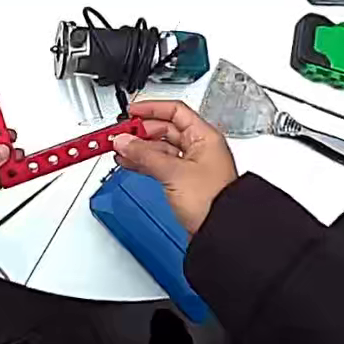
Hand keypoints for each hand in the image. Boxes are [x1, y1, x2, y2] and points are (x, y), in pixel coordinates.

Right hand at [110, 100, 238, 233]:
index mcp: (203, 137)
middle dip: (140, 131)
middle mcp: (198, 148)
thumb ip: (144, 154)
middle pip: (164, 129)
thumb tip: (123, 141)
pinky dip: (142, 161)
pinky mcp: (183, 181)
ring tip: (119, 148)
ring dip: (138, 147)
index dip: (151, 108)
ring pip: (159, 148)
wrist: (224, 234)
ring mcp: (191, 165)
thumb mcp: (173, 171)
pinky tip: (128, 161)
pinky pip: (158, 163)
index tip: (131, 111)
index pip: (174, 111)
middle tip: (120, 135)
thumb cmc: (214, 201)